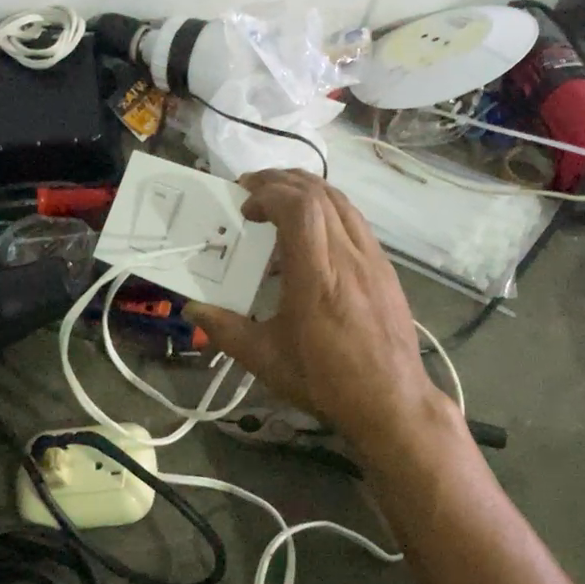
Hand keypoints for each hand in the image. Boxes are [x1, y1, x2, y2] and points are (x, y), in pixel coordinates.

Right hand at [185, 169, 453, 445]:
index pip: (300, 207)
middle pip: (319, 193)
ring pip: (342, 201)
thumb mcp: (265, 359)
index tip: (246, 207)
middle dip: (282, 182)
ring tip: (280, 200)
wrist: (392, 401)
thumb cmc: (326, 381)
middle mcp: (348, 256)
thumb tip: (193, 309)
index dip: (269, 193)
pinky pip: (355, 220)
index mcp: (317, 275)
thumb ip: (225, 329)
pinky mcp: (385, 268)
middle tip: (253, 189)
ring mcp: (372, 259)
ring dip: (308, 190)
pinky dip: (329, 209)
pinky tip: (313, 232)